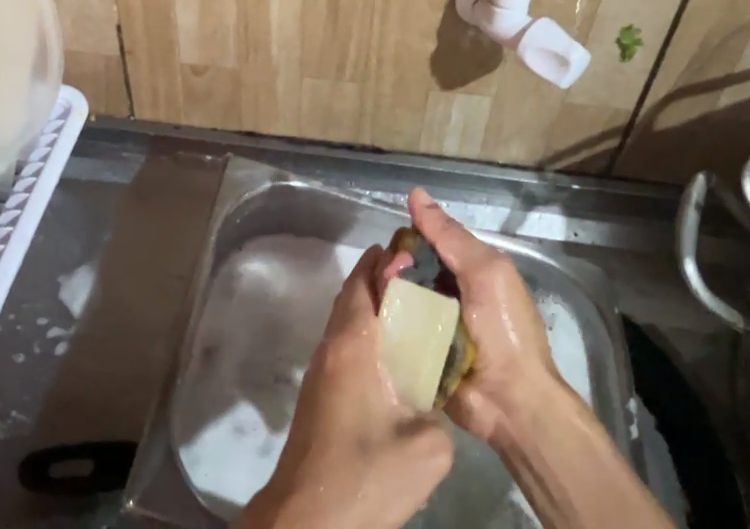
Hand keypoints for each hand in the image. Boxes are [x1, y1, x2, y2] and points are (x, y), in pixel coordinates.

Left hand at [239, 245, 453, 528]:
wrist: (310, 515)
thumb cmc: (367, 474)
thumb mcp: (428, 446)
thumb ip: (439, 408)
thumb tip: (433, 398)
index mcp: (355, 346)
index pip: (366, 286)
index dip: (384, 263)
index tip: (407, 247)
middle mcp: (332, 349)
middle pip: (350, 297)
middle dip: (376, 276)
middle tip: (410, 267)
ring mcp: (321, 372)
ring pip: (344, 322)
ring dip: (369, 303)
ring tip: (407, 301)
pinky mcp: (320, 395)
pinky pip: (344, 345)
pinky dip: (365, 331)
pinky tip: (391, 349)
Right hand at [401, 188, 563, 445]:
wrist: (510, 401)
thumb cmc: (505, 330)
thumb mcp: (486, 271)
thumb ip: (450, 235)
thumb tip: (416, 194)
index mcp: (469, 272)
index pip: (428, 243)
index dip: (411, 240)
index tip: (399, 247)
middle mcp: (447, 294)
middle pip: (407, 268)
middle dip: (396, 266)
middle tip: (392, 277)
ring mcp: (429, 325)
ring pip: (395, 295)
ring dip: (387, 291)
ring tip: (385, 298)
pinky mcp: (415, 352)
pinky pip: (391, 327)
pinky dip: (382, 318)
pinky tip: (374, 315)